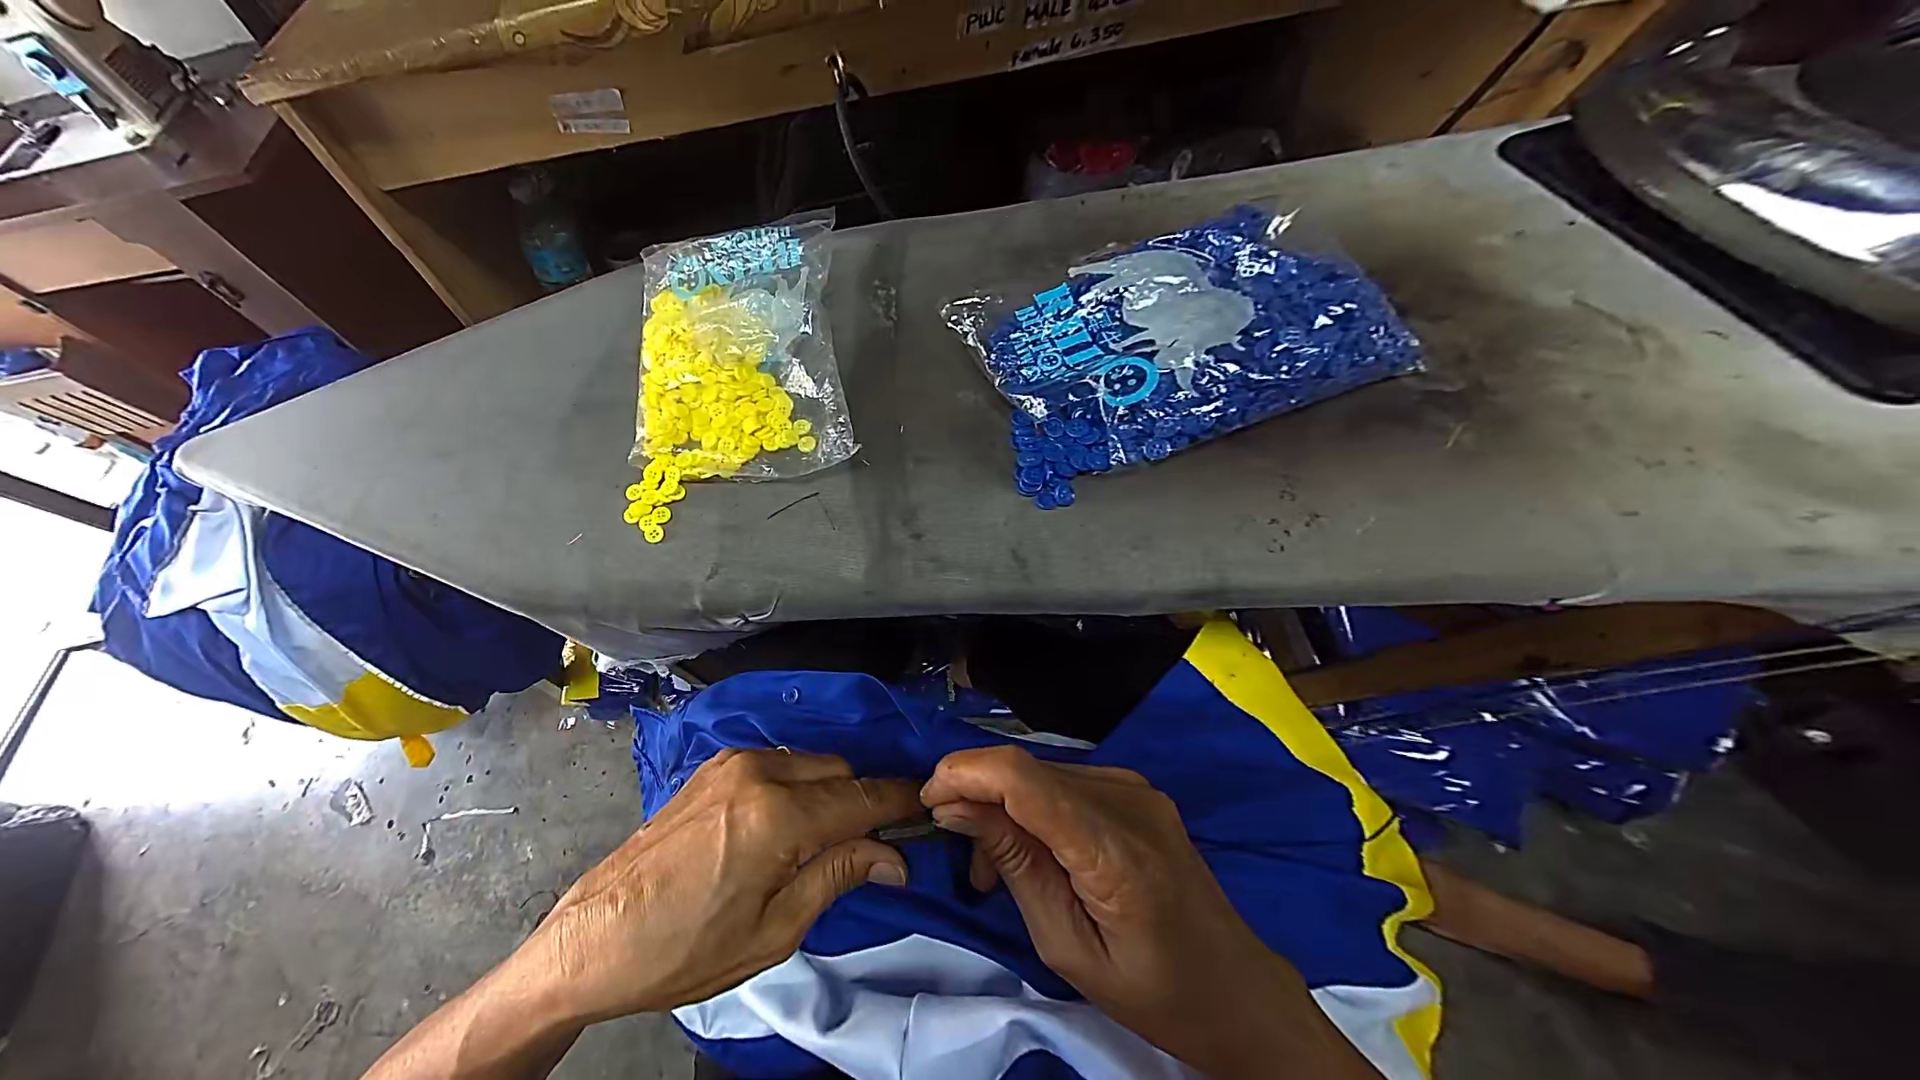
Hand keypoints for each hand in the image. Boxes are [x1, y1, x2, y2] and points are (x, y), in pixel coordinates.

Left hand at [525, 747, 920, 1022]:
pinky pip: (778, 762)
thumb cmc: (683, 950)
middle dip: (862, 802)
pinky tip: (787, 820)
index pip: (862, 798)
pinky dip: (798, 783)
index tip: (925, 810)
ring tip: (823, 838)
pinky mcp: (712, 767)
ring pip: (810, 762)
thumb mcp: (774, 930)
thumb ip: (838, 876)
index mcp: (778, 816)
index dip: (899, 802)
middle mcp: (758, 772)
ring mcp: (731, 763)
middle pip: (840, 771)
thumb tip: (894, 857)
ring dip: (830, 791)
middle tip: (869, 844)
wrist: (592, 939)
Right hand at [920, 746, 1378, 1079]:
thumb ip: (1014, 866)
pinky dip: (1034, 808)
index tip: (928, 799)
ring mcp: (1136, 788)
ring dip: (1005, 807)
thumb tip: (958, 808)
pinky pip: (1065, 783)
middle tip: (964, 860)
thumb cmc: (1153, 990)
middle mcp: (1126, 797)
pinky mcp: (1136, 790)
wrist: (1235, 988)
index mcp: (1114, 847)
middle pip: (1027, 770)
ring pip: (1041, 774)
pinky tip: (1035, 850)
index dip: (965, 773)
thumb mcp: (1066, 946)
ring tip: (997, 867)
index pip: (1024, 778)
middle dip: (978, 799)